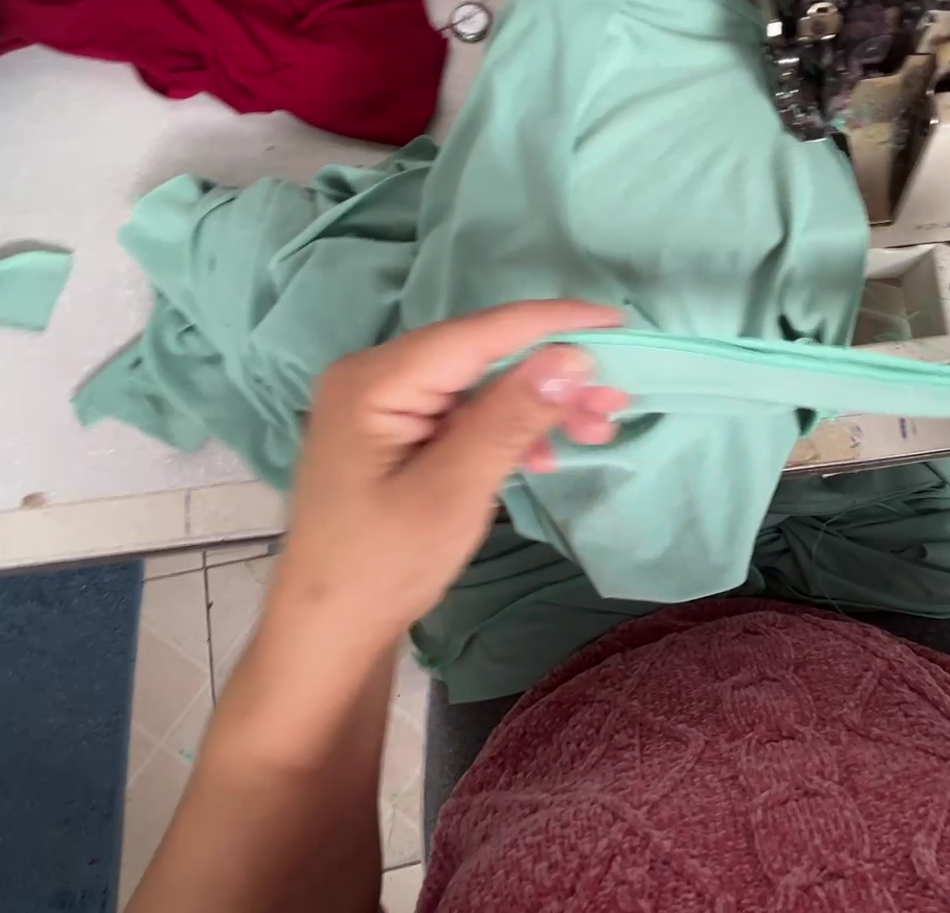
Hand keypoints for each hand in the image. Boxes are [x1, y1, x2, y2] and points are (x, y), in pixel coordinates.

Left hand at [275, 301, 627, 646]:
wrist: (333, 629)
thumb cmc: (385, 563)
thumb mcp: (455, 489)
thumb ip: (511, 417)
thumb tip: (571, 359)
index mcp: (376, 380)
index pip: (479, 333)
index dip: (552, 323)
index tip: (616, 321)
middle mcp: (380, 376)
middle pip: (487, 356)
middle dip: (555, 374)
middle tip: (615, 398)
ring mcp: (391, 404)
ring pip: (487, 384)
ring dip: (544, 405)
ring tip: (598, 428)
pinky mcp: (406, 430)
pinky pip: (473, 412)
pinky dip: (516, 428)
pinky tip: (547, 455)